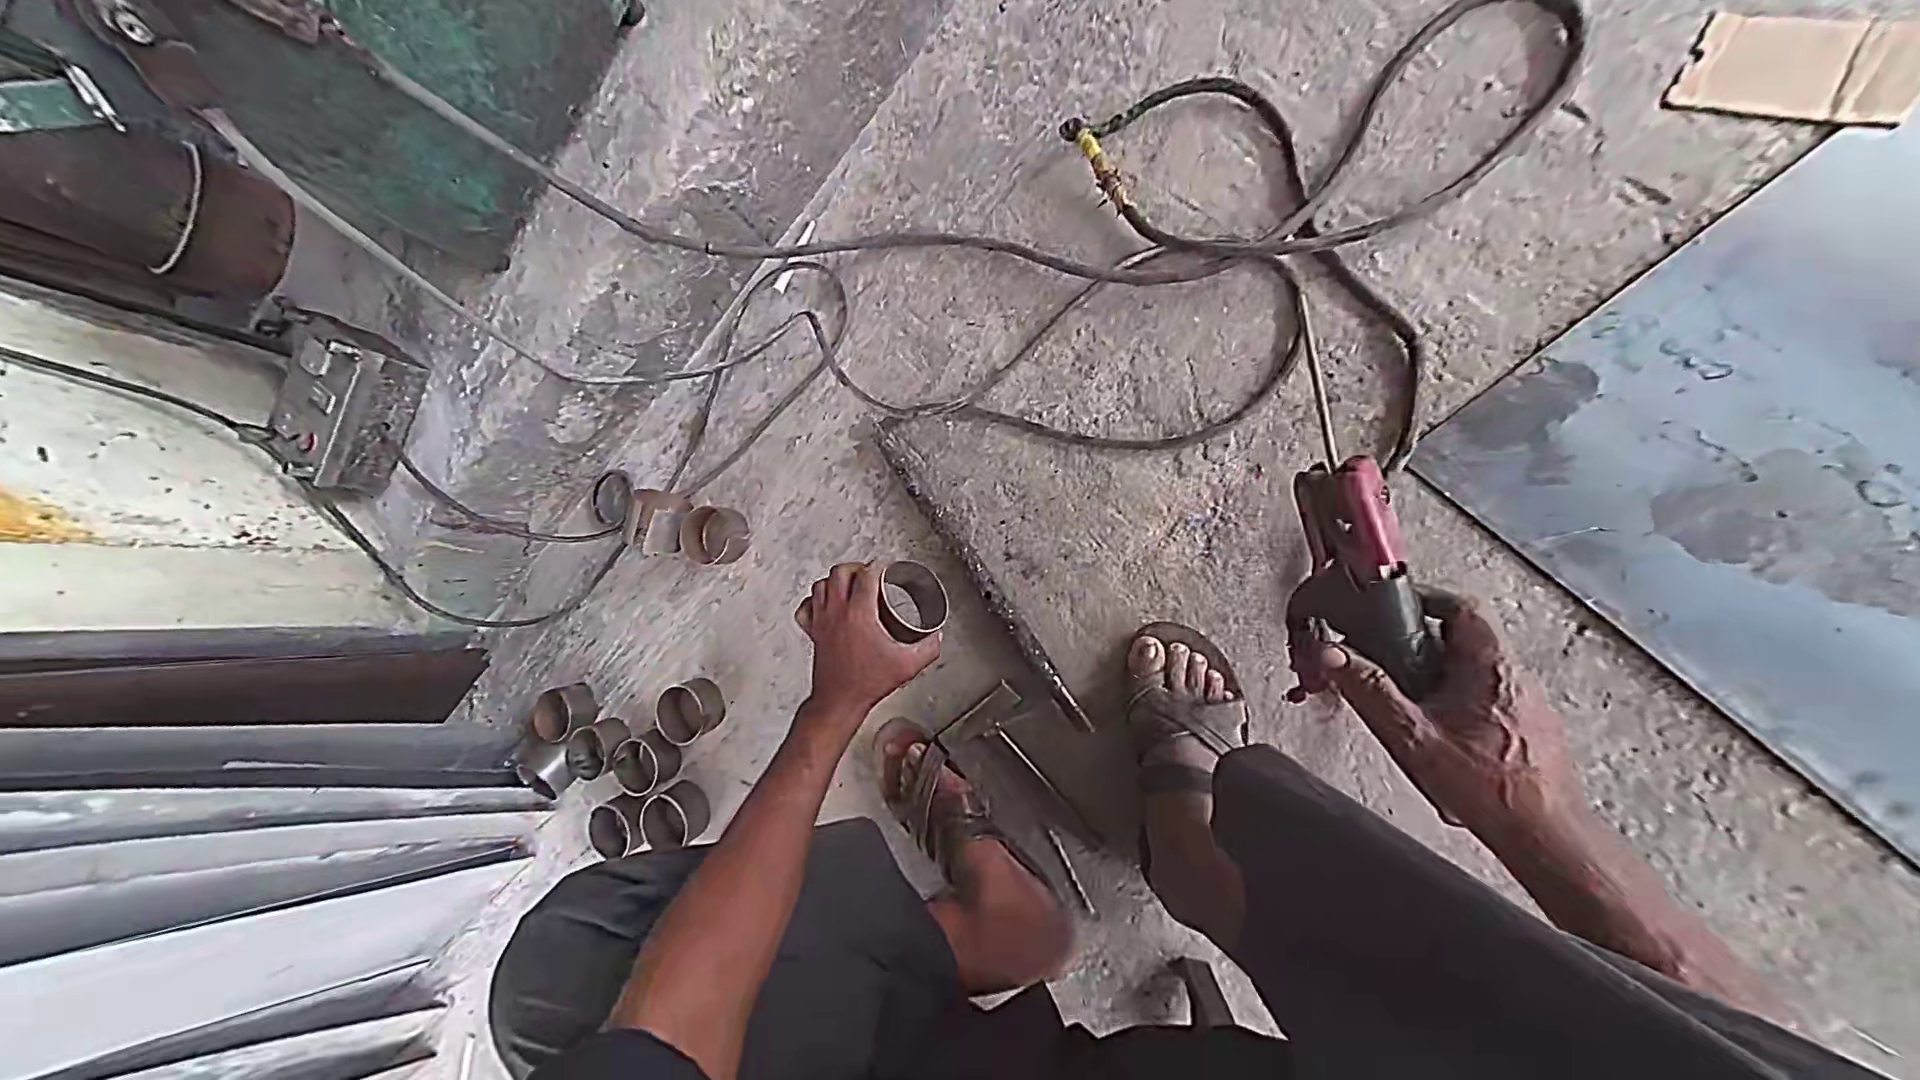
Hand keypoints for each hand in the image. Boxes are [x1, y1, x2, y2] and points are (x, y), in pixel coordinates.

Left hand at [793, 562, 940, 725]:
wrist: (839, 701)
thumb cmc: (866, 683)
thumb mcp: (907, 665)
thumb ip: (929, 648)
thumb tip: (937, 638)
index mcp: (859, 614)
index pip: (867, 575)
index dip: (879, 566)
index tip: (886, 568)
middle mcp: (837, 613)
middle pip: (840, 572)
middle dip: (857, 567)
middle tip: (869, 574)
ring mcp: (822, 621)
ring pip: (821, 584)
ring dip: (836, 580)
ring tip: (850, 584)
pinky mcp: (813, 632)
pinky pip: (806, 606)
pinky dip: (815, 600)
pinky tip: (826, 604)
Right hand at [1318, 589, 1581, 842]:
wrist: (1545, 838)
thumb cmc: (1492, 791)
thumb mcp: (1412, 735)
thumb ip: (1368, 689)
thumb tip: (1334, 656)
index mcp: (1491, 669)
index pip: (1460, 606)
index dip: (1422, 598)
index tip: (1390, 604)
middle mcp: (1514, 678)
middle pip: (1460, 635)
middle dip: (1416, 640)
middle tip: (1383, 652)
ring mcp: (1523, 702)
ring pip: (1469, 665)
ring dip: (1431, 670)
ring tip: (1402, 693)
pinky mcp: (1524, 725)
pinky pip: (1480, 691)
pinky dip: (1449, 694)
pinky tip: (1431, 721)